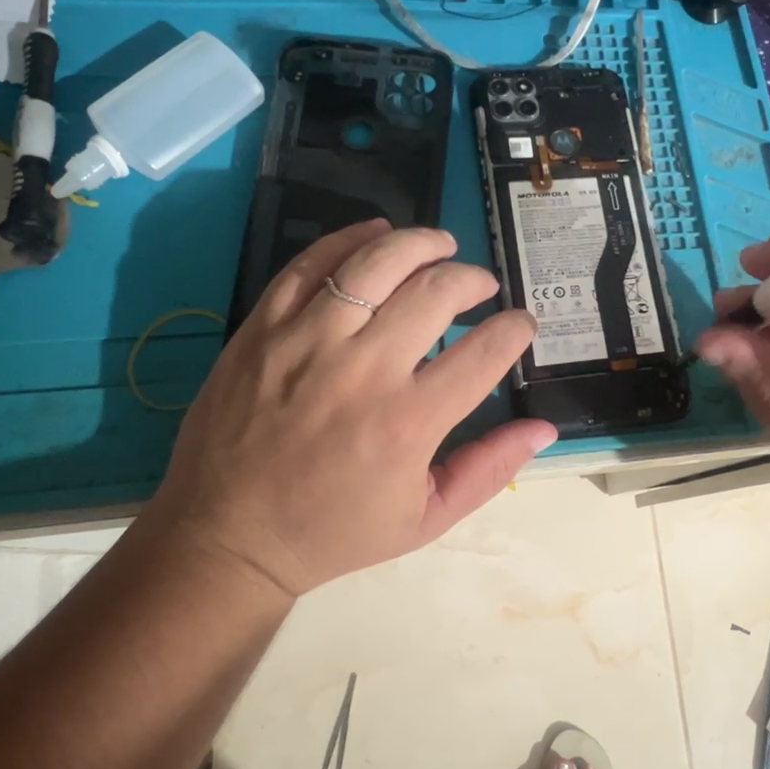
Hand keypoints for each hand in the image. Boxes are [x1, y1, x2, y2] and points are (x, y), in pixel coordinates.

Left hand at [147, 220, 555, 597]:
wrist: (225, 535)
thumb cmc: (333, 532)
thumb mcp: (424, 519)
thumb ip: (489, 470)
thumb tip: (544, 427)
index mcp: (408, 422)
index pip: (486, 351)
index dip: (515, 329)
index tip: (520, 325)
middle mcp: (363, 370)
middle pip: (437, 292)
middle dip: (474, 280)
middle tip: (480, 287)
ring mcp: (307, 341)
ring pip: (377, 262)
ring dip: (422, 243)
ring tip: (442, 245)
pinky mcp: (265, 326)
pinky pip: (313, 263)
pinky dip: (352, 238)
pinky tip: (378, 234)